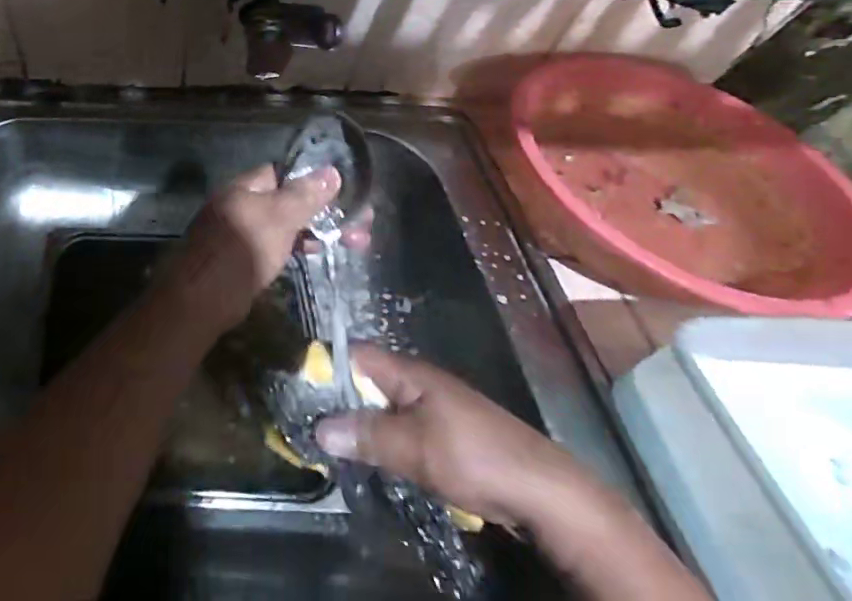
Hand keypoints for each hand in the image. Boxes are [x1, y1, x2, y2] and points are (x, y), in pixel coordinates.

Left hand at [159, 164, 340, 332]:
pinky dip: (296, 245)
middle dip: (324, 210)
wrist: (205, 294)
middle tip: (361, 227)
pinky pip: (275, 243)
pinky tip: (314, 253)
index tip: (346, 193)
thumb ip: (304, 195)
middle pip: (288, 199)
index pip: (283, 172)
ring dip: (315, 229)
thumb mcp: (279, 217)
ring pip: (284, 223)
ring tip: (352, 242)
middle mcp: (241, 203)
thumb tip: (331, 172)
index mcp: (244, 186)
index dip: (314, 179)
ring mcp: (240, 230)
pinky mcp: (243, 255)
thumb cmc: (243, 247)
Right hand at [313, 345, 609, 529]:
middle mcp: (420, 382)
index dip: (324, 364)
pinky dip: (384, 438)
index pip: (353, 354)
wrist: (553, 497)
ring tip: (335, 441)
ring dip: (362, 422)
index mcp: (410, 373)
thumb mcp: (415, 448)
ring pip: (384, 407)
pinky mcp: (449, 435)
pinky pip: (403, 427)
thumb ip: (366, 435)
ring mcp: (437, 409)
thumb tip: (318, 428)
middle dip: (338, 398)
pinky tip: (375, 456)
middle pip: (366, 381)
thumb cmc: (478, 458)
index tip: (298, 386)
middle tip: (310, 420)